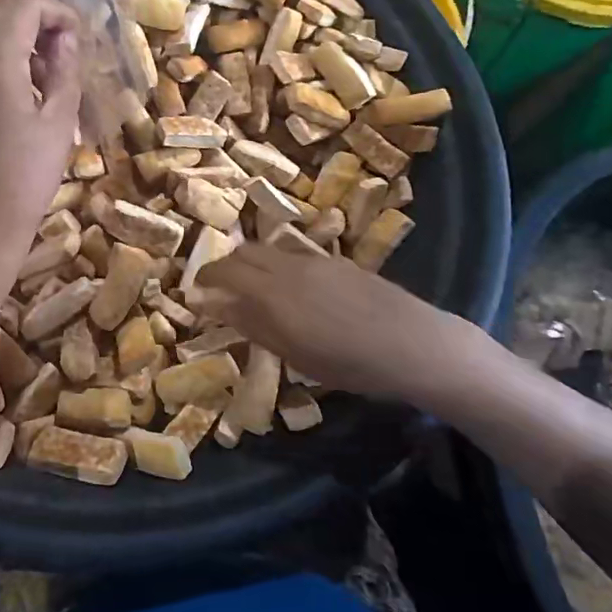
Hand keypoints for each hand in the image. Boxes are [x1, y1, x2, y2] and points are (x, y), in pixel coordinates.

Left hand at [0, 0, 81, 294]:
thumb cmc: (26, 177)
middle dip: (36, 19)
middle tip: (65, 51)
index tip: (78, 37)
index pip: (24, 6)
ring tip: (46, 73)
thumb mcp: (58, 122)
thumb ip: (64, 70)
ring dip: (17, 36)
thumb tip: (66, 39)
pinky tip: (20, 87)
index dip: (57, 11)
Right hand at [196, 245, 487, 403]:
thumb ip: (251, 323)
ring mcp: (317, 260)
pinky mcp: (340, 263)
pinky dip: (279, 265)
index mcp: (271, 290)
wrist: (415, 345)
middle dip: (227, 265)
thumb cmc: (349, 361)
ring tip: (256, 289)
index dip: (206, 276)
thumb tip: (213, 304)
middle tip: (221, 288)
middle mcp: (289, 265)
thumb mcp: (293, 352)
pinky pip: (296, 255)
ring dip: (254, 263)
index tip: (195, 288)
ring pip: (271, 250)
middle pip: (246, 252)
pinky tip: (295, 291)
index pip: (225, 269)